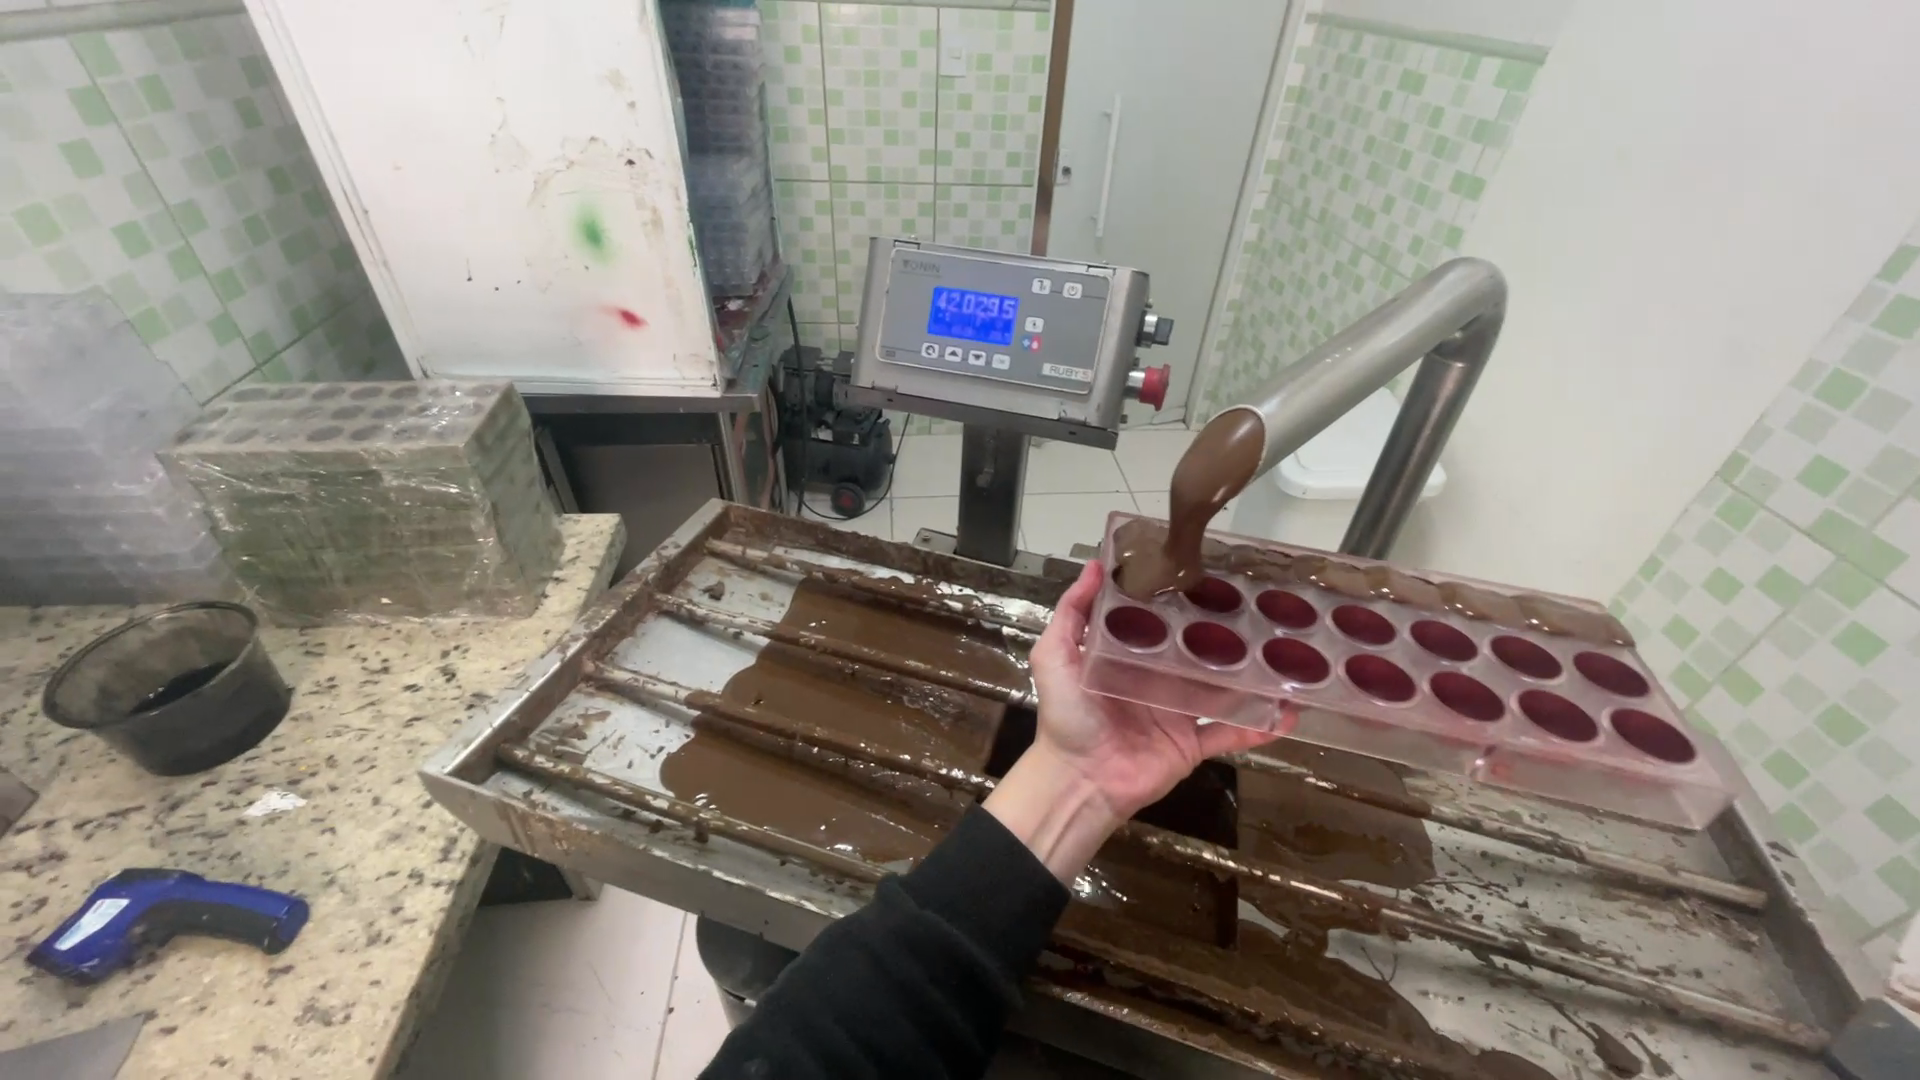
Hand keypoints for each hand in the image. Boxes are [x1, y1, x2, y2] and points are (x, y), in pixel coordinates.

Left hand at [984, 560, 1282, 882]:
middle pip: (1194, 653)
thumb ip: (1072, 612)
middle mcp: (1154, 681)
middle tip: (1259, 612)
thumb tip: (1094, 566)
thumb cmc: (1066, 715)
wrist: (1079, 779)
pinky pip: (1230, 733)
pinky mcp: (1191, 745)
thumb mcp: (1055, 656)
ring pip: (1221, 690)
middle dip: (1222, 636)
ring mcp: (1176, 713)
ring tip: (1286, 655)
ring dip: (1250, 677)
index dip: (1178, 604)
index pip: (1157, 624)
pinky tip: (1289, 710)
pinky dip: (1259, 725)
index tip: (1207, 579)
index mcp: (1125, 658)